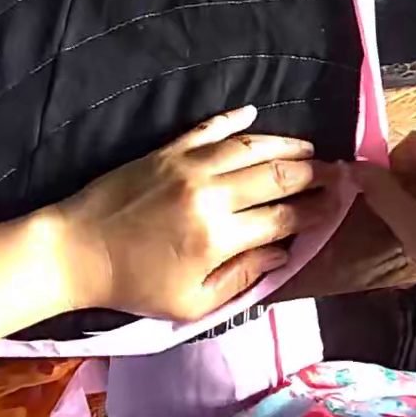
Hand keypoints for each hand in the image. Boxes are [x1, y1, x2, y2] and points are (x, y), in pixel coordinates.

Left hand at [55, 105, 340, 320]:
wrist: (77, 250)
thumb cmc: (134, 284)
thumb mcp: (192, 302)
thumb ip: (243, 278)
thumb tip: (283, 254)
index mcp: (218, 237)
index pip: (284, 218)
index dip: (317, 210)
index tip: (338, 203)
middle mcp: (210, 195)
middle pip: (275, 175)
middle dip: (313, 173)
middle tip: (337, 171)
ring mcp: (187, 166)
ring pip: (249, 146)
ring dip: (285, 144)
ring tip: (310, 147)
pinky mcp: (166, 151)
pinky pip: (207, 128)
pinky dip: (232, 120)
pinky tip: (252, 114)